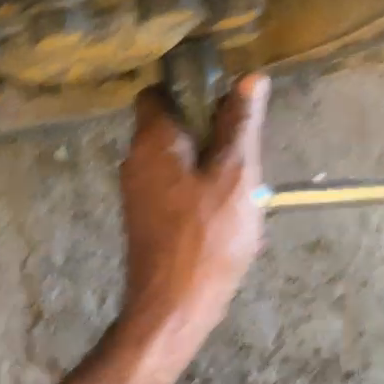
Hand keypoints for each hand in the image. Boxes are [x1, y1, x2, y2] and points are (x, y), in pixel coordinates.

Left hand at [117, 75, 269, 347]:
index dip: (189, 89)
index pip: (157, 92)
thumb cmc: (207, 238)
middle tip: (244, 153)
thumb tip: (249, 78)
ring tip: (241, 188)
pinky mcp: (144, 218)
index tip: (225, 101)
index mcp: (152, 140)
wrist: (172, 306)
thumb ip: (240, 125)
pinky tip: (225, 216)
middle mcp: (135, 160)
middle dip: (208, 132)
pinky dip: (198, 190)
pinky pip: (173, 188)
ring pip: (176, 160)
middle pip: (171, 126)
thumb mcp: (235, 175)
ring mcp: (136, 192)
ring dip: (208, 165)